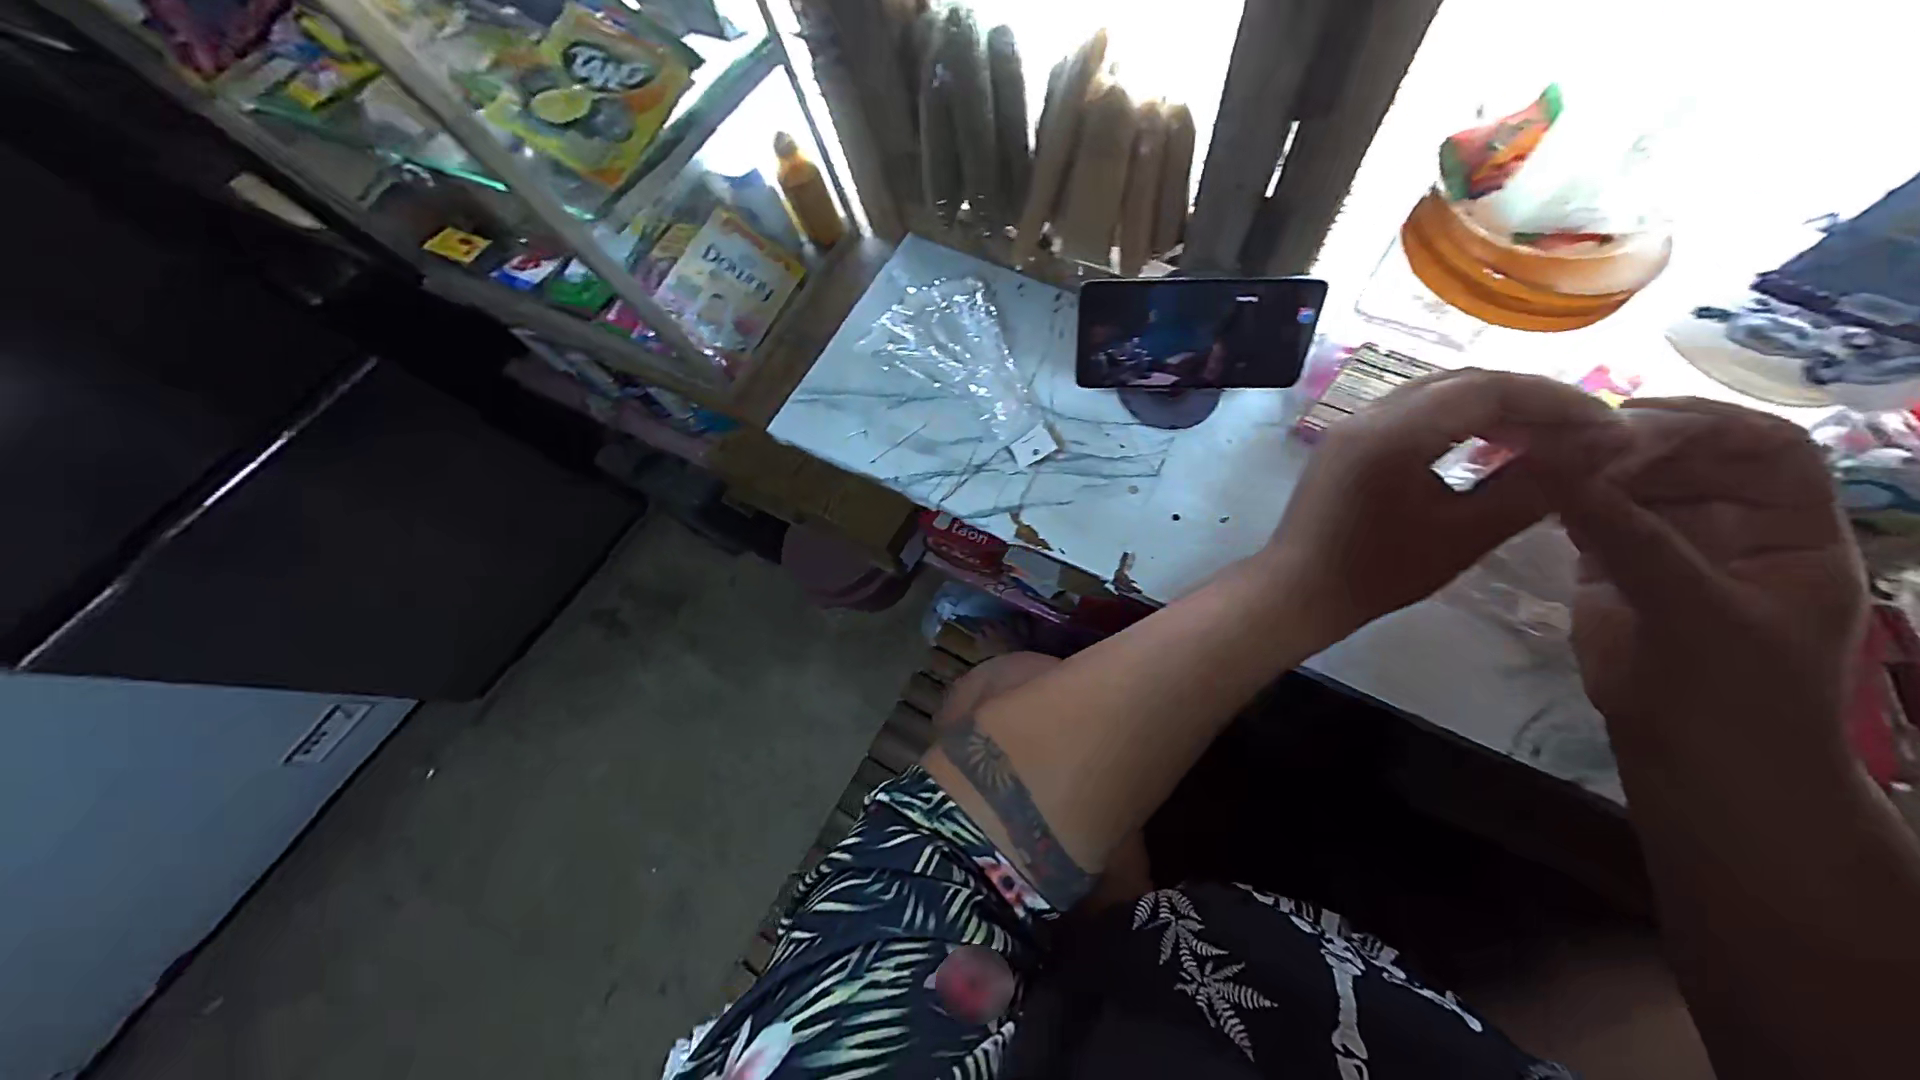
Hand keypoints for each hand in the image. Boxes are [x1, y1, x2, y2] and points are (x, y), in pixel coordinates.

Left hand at [1270, 368, 1621, 638]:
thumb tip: (1602, 449)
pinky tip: (1486, 448)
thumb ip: (1533, 486)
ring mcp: (1350, 426)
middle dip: (1528, 400)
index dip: (1557, 401)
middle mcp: (1368, 415)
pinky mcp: (1344, 443)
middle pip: (1462, 383)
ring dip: (1491, 408)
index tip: (1608, 426)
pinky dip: (1453, 422)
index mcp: (1393, 432)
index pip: (1489, 389)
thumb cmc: (1376, 572)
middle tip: (1583, 431)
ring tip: (1543, 439)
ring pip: (1434, 394)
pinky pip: (1408, 414)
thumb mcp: (1464, 534)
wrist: (1297, 591)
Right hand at [1554, 399, 1867, 761]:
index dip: (1704, 423)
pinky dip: (1557, 503)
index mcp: (1788, 529)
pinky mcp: (1612, 569)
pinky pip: (1586, 520)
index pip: (1764, 448)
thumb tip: (1559, 469)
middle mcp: (1729, 527)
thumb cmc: (1734, 694)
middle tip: (1554, 439)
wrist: (1697, 762)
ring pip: (1628, 488)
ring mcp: (1667, 548)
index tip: (1624, 418)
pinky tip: (1527, 493)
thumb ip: (1629, 538)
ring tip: (1531, 459)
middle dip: (1625, 444)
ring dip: (1583, 471)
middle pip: (1685, 459)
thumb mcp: (1695, 612)